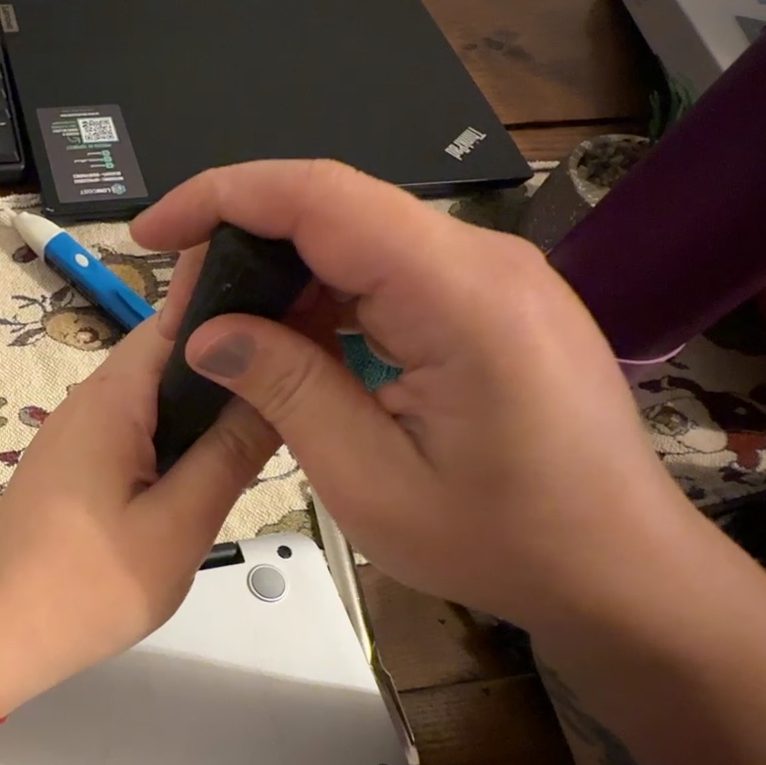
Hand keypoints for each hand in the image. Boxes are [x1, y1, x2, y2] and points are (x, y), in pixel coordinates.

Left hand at [0, 315, 281, 712]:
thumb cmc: (83, 588)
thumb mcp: (176, 526)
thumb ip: (230, 453)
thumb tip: (278, 385)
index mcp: (113, 396)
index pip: (183, 313)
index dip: (244, 306)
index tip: (308, 312)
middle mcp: (90, 399)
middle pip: (173, 353)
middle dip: (237, 360)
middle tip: (308, 379)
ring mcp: (77, 433)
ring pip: (157, 396)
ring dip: (208, 404)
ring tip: (275, 418)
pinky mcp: (74, 465)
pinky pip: (135, 430)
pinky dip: (176, 436)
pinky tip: (211, 463)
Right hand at [131, 160, 705, 631]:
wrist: (614, 567)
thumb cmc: (497, 539)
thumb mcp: (367, 479)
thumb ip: (286, 391)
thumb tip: (208, 333)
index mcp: (458, 294)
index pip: (320, 198)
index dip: (223, 197)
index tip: (151, 232)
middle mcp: (482, 261)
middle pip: (336, 209)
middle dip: (242, 240)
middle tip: (182, 307)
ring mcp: (492, 277)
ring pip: (359, 241)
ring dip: (282, 275)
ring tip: (224, 332)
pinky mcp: (490, 303)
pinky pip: (388, 275)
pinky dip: (323, 299)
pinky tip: (290, 345)